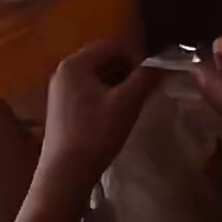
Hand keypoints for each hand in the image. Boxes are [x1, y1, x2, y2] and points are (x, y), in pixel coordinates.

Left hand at [37, 39, 155, 197]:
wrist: (64, 177)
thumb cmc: (96, 135)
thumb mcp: (127, 104)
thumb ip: (146, 78)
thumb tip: (161, 63)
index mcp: (75, 64)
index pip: (113, 45)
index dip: (136, 56)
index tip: (151, 77)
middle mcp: (63, 71)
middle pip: (103, 58)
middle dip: (127, 69)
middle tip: (145, 88)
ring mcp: (59, 90)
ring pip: (96, 75)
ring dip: (118, 82)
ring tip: (133, 101)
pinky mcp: (60, 107)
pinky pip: (88, 89)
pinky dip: (106, 94)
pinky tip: (116, 113)